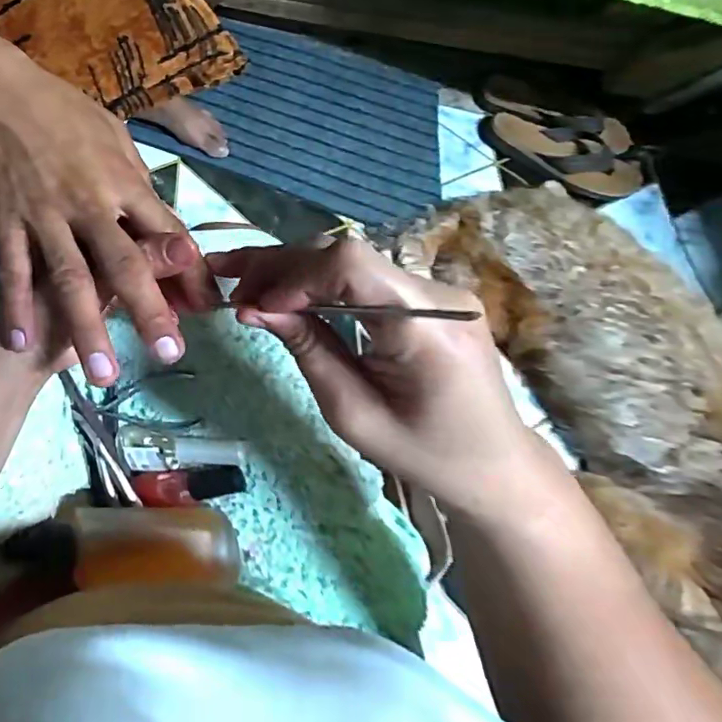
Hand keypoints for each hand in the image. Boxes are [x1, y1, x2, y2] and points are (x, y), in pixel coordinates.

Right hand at [0, 61, 219, 386]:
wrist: (0, 93)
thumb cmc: (63, 108)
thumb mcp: (114, 131)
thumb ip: (136, 176)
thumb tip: (158, 215)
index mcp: (122, 179)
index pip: (166, 231)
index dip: (188, 271)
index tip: (204, 306)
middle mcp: (88, 203)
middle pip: (124, 264)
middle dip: (149, 310)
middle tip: (169, 353)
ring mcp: (44, 215)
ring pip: (70, 278)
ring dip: (87, 326)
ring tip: (102, 373)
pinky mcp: (7, 221)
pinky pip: (12, 270)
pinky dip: (16, 307)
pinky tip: (21, 343)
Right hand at [207, 238, 550, 519]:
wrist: (495, 466)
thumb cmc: (424, 454)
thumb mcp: (353, 413)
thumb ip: (307, 350)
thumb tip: (252, 308)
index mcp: (428, 329)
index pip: (351, 267)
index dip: (293, 276)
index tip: (254, 306)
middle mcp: (437, 295)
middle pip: (342, 254)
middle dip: (278, 266)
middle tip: (226, 280)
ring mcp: (435, 289)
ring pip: (346, 259)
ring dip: (290, 269)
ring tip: (242, 282)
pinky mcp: (425, 294)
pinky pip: (360, 274)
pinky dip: (314, 280)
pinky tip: (280, 289)